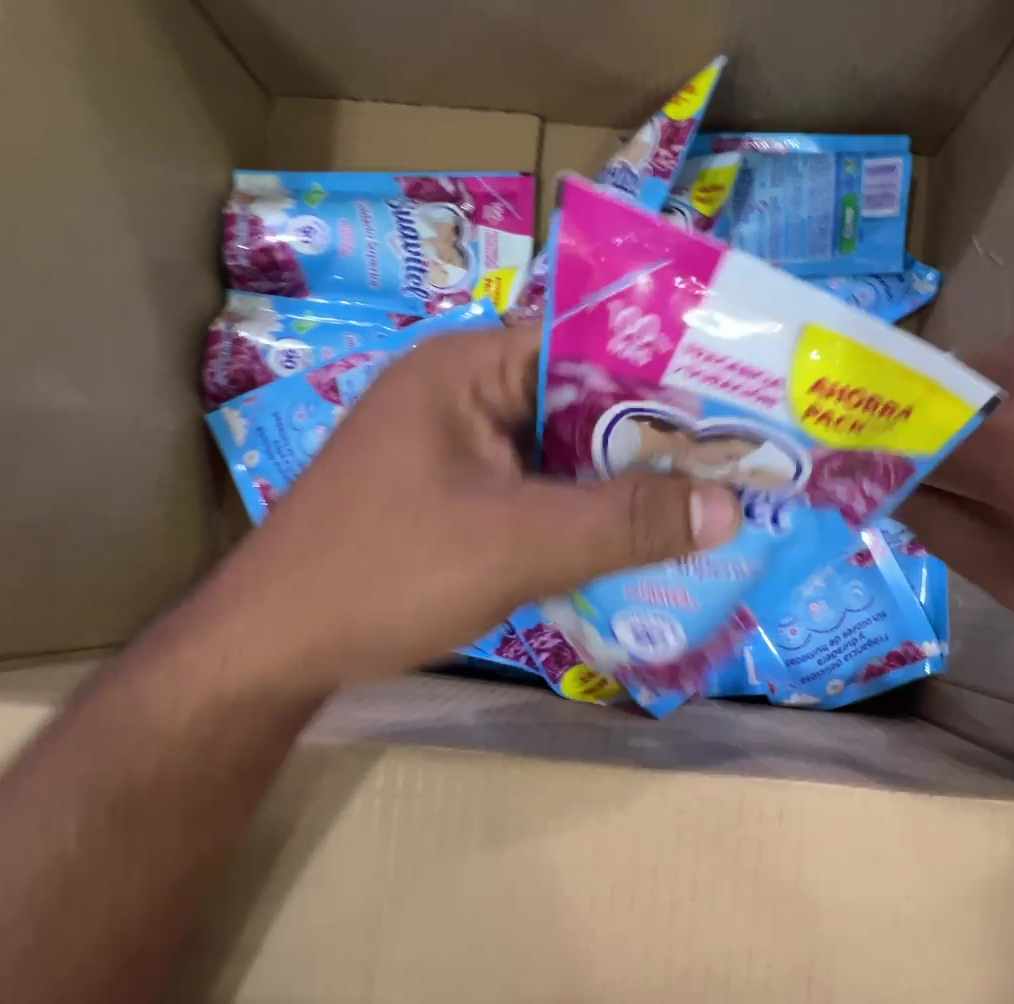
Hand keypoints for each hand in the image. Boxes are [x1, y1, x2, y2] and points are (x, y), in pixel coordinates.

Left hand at [186, 323, 741, 705]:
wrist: (275, 648)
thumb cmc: (384, 575)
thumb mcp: (516, 544)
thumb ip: (624, 523)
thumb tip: (731, 507)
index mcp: (468, 368)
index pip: (589, 343)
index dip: (667, 373)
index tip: (737, 406)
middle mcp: (464, 393)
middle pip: (581, 401)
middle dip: (654, 439)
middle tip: (739, 464)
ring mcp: (457, 448)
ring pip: (564, 453)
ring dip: (623, 483)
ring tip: (708, 502)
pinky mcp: (455, 496)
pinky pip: (539, 491)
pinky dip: (585, 514)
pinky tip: (638, 541)